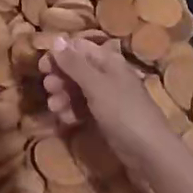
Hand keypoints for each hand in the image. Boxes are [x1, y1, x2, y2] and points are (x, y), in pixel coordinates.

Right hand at [41, 36, 181, 177]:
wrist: (150, 152)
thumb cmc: (123, 112)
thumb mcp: (96, 85)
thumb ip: (74, 63)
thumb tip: (56, 40)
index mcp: (107, 60)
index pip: (78, 48)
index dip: (59, 55)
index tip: (42, 68)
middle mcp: (106, 74)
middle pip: (76, 68)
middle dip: (59, 77)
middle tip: (48, 89)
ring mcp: (107, 96)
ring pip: (77, 88)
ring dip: (63, 95)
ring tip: (55, 109)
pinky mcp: (105, 116)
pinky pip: (83, 107)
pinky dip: (72, 110)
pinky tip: (64, 119)